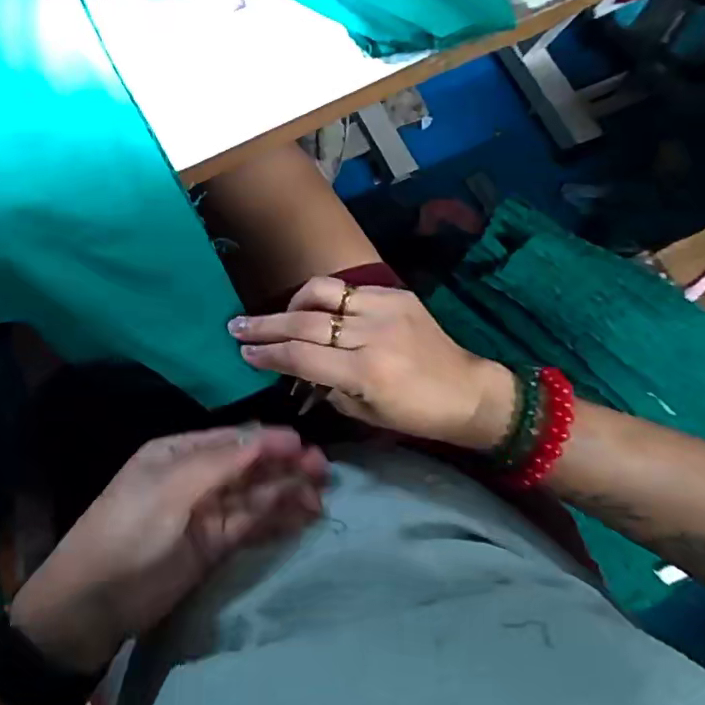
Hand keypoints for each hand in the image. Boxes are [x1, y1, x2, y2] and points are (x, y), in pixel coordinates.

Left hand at [10, 426, 326, 671]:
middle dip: (285, 466)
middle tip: (324, 472)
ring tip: (321, 498)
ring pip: (255, 496)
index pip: (234, 439)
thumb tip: (268, 436)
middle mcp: (197, 477)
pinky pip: (252, 526)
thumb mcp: (171, 489)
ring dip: (287, 493)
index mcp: (179, 453)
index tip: (304, 446)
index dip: (269, 441)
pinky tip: (303, 518)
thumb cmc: (129, 531)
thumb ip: (221, 463)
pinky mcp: (214, 546)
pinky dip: (277, 520)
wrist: (94, 603)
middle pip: (250, 466)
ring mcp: (207, 512)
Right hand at [228, 276, 517, 451]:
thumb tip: (296, 368)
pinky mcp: (397, 294)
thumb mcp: (364, 414)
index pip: (302, 356)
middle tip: (237, 325)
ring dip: (292, 303)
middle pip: (304, 322)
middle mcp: (372, 334)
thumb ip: (326, 387)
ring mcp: (385, 308)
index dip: (268, 354)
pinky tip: (315, 308)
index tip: (243, 352)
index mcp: (366, 373)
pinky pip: (348, 288)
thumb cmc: (416, 415)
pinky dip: (325, 298)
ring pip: (322, 293)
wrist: (468, 390)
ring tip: (278, 315)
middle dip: (265, 325)